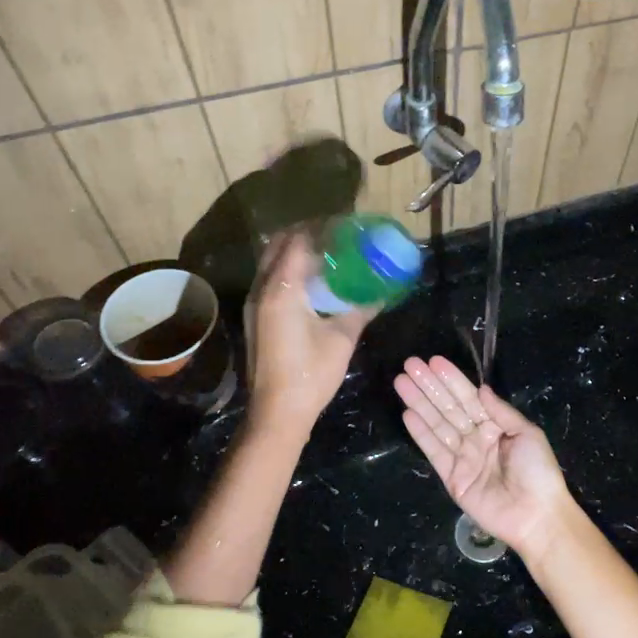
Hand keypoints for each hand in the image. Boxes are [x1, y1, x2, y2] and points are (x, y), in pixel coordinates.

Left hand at [244, 232, 373, 435]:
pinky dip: (289, 270)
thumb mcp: (343, 338)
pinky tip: (313, 282)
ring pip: (271, 262)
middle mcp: (262, 290)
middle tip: (337, 235)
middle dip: (306, 234)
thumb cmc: (311, 374)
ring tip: (327, 254)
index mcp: (282, 290)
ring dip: (295, 251)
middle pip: (279, 245)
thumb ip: (361, 308)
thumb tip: (383, 292)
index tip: (345, 225)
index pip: (298, 241)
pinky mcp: (256, 318)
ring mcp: (254, 304)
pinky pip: (270, 279)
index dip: (321, 228)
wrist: (277, 412)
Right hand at [394, 356, 575, 557]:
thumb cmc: (538, 471)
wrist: (536, 515)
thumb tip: (480, 389)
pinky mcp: (452, 478)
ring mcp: (463, 458)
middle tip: (410, 365)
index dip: (451, 380)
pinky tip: (408, 413)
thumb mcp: (527, 433)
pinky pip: (434, 451)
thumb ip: (501, 411)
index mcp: (497, 426)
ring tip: (401, 382)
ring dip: (419, 403)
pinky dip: (421, 433)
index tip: (433, 361)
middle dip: (429, 387)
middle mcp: (477, 438)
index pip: (469, 398)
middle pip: (449, 408)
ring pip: (438, 424)